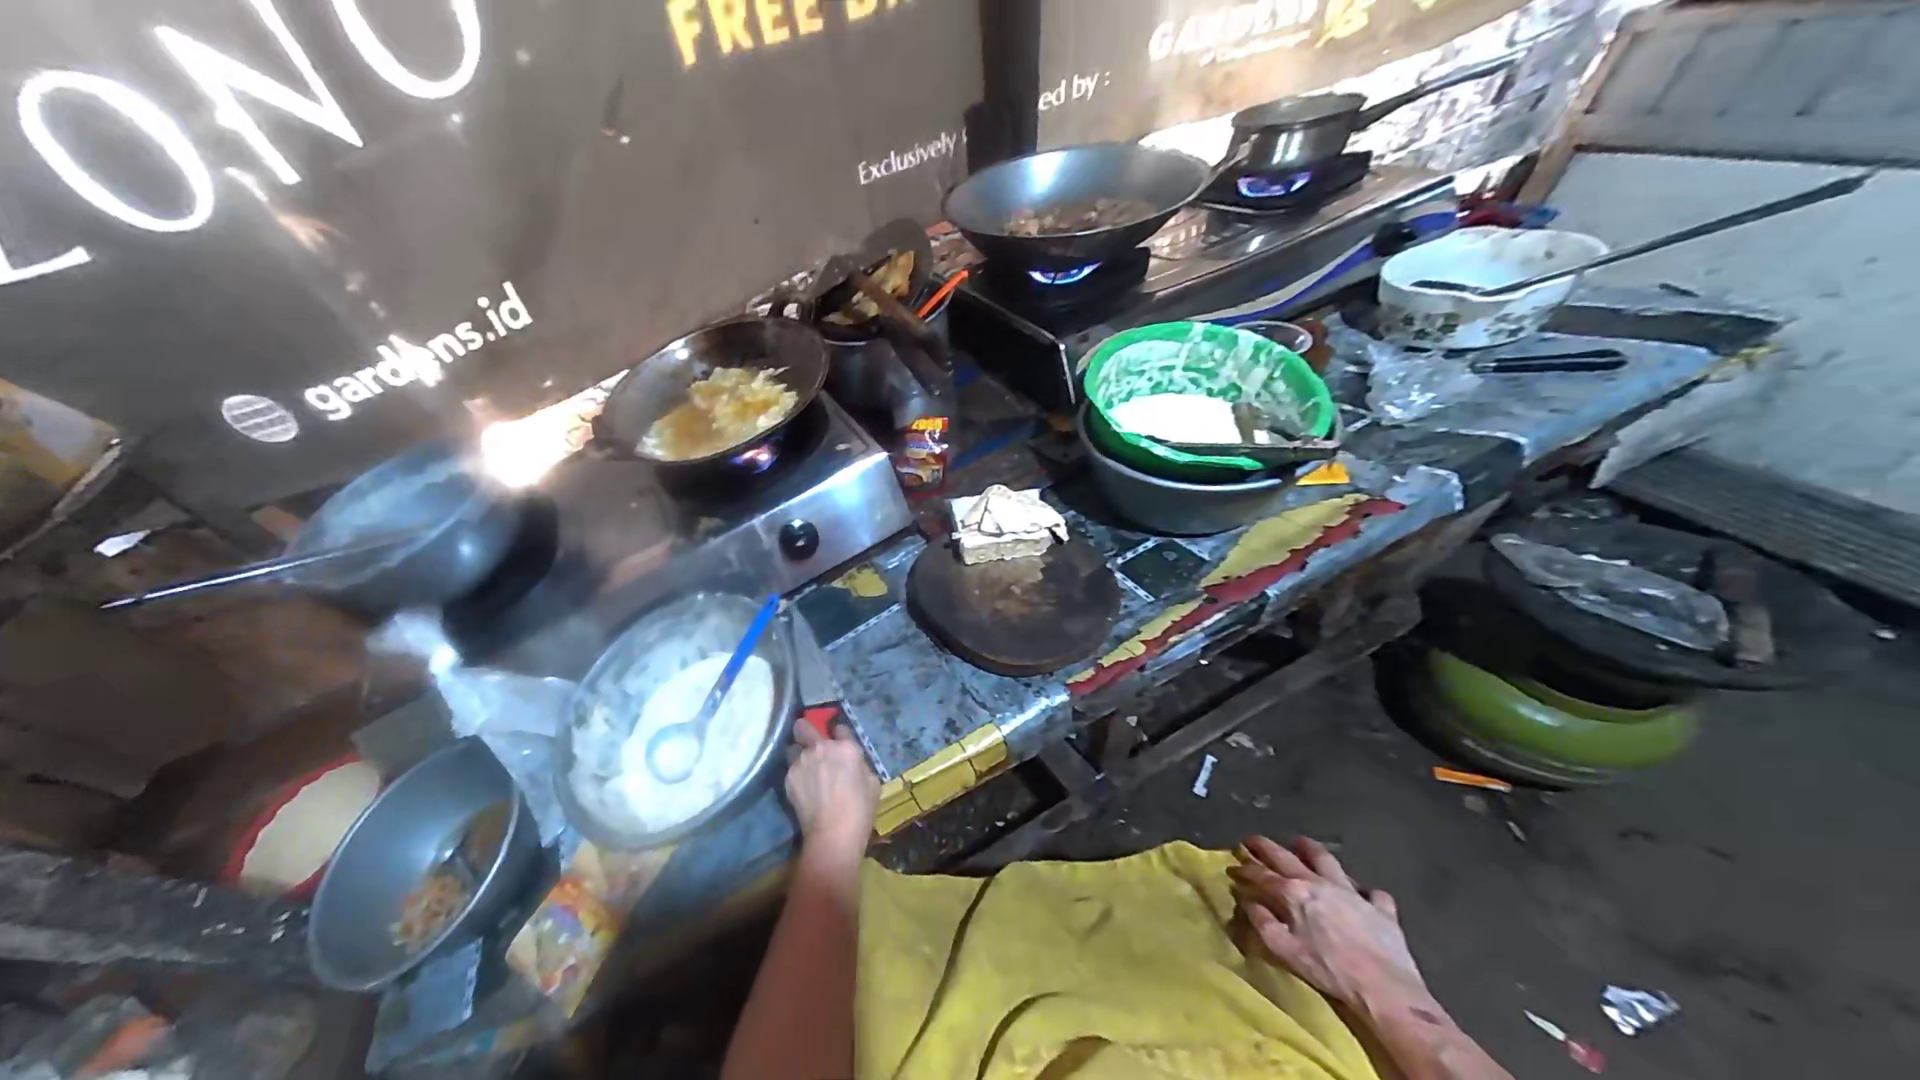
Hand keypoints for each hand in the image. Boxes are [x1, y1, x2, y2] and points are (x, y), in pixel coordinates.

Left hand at [785, 719, 878, 858]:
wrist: (832, 834)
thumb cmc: (860, 810)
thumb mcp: (872, 783)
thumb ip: (860, 765)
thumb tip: (851, 763)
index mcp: (846, 748)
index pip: (839, 728)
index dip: (840, 736)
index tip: (840, 743)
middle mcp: (820, 748)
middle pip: (803, 726)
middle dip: (805, 731)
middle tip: (810, 742)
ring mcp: (801, 761)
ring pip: (793, 748)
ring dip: (799, 754)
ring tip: (806, 769)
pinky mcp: (788, 777)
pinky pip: (790, 768)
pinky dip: (796, 774)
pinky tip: (803, 788)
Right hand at [1230, 835, 1428, 1009]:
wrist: (1384, 989)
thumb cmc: (1328, 971)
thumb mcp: (1283, 950)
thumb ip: (1261, 921)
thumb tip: (1247, 900)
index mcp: (1294, 893)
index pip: (1262, 875)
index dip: (1245, 869)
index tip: (1232, 867)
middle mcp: (1320, 883)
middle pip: (1287, 857)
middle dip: (1265, 846)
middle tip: (1251, 839)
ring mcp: (1352, 892)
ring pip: (1327, 860)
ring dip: (1309, 848)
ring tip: (1299, 843)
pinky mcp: (1380, 908)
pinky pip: (1370, 892)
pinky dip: (1362, 890)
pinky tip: (1360, 893)